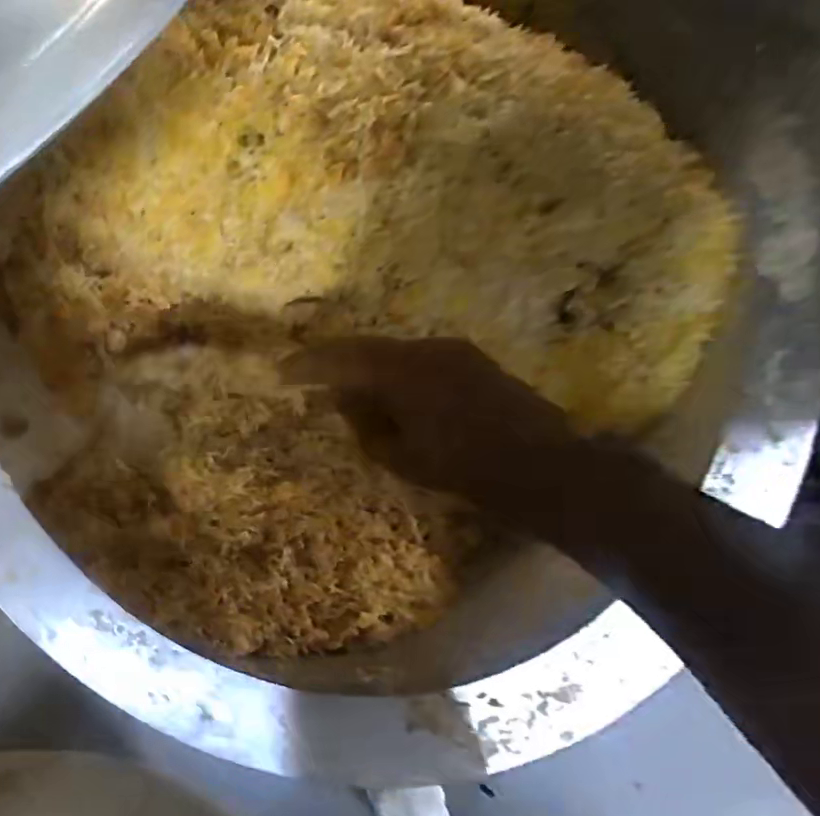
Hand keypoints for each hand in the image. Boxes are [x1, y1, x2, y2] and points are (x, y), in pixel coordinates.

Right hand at [286, 336, 592, 521]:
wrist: (539, 466)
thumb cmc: (458, 466)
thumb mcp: (394, 452)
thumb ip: (363, 419)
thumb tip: (344, 394)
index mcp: (403, 371)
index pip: (342, 359)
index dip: (308, 364)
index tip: (280, 371)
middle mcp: (427, 350)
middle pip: (366, 346)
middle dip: (331, 357)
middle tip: (302, 367)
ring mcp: (454, 353)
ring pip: (392, 351)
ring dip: (362, 363)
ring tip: (338, 379)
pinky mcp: (472, 363)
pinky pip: (415, 358)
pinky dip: (389, 369)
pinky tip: (380, 386)